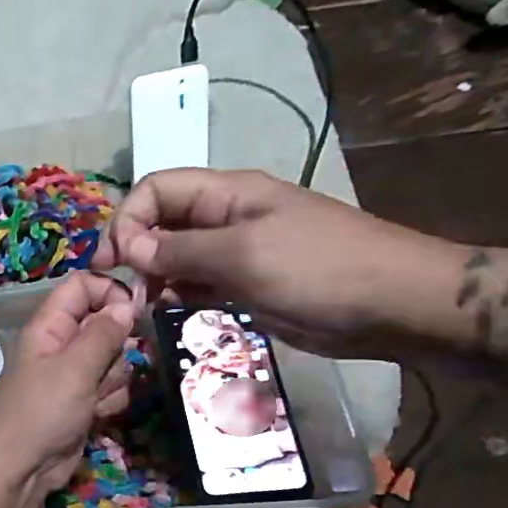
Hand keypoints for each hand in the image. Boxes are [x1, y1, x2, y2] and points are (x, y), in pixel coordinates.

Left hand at [0, 273, 137, 507]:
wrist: (21, 470)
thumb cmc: (41, 412)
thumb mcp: (74, 368)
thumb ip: (103, 333)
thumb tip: (126, 303)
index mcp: (48, 327)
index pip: (81, 286)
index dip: (108, 291)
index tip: (134, 310)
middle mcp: (60, 345)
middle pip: (105, 323)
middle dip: (116, 346)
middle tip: (105, 367)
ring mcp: (72, 375)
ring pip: (113, 359)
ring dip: (114, 379)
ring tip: (95, 398)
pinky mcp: (82, 402)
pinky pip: (110, 388)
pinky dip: (109, 401)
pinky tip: (97, 416)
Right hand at [92, 169, 455, 354]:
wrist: (393, 306)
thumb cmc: (319, 269)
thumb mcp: (242, 254)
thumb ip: (179, 249)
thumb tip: (126, 247)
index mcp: (226, 193)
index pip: (155, 189)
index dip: (127, 219)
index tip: (113, 263)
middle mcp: (224, 218)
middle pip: (159, 224)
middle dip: (135, 255)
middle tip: (127, 295)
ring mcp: (234, 253)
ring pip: (174, 259)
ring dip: (154, 282)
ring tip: (147, 312)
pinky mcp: (243, 285)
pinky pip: (196, 286)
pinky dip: (177, 299)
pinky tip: (171, 318)